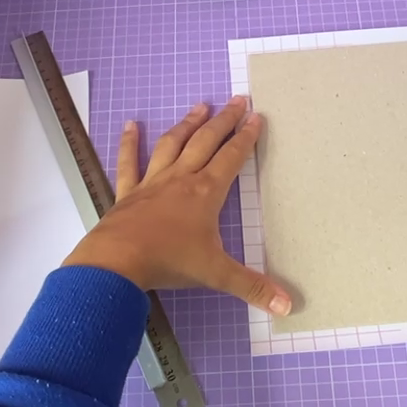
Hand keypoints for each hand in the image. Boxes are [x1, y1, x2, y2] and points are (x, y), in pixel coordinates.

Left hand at [63, 97, 292, 314]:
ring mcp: (152, 182)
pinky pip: (129, 162)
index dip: (246, 137)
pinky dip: (130, 143)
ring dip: (188, 124)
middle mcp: (181, 179)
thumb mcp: (216, 274)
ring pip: (173, 145)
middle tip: (237, 100)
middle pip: (205, 142)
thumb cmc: (169, 262)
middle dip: (224, 120)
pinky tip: (131, 125)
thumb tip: (289, 306)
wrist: (117, 262)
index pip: (231, 158)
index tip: (256, 117)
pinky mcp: (128, 192)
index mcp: (206, 193)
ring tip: (200, 106)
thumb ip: (252, 287)